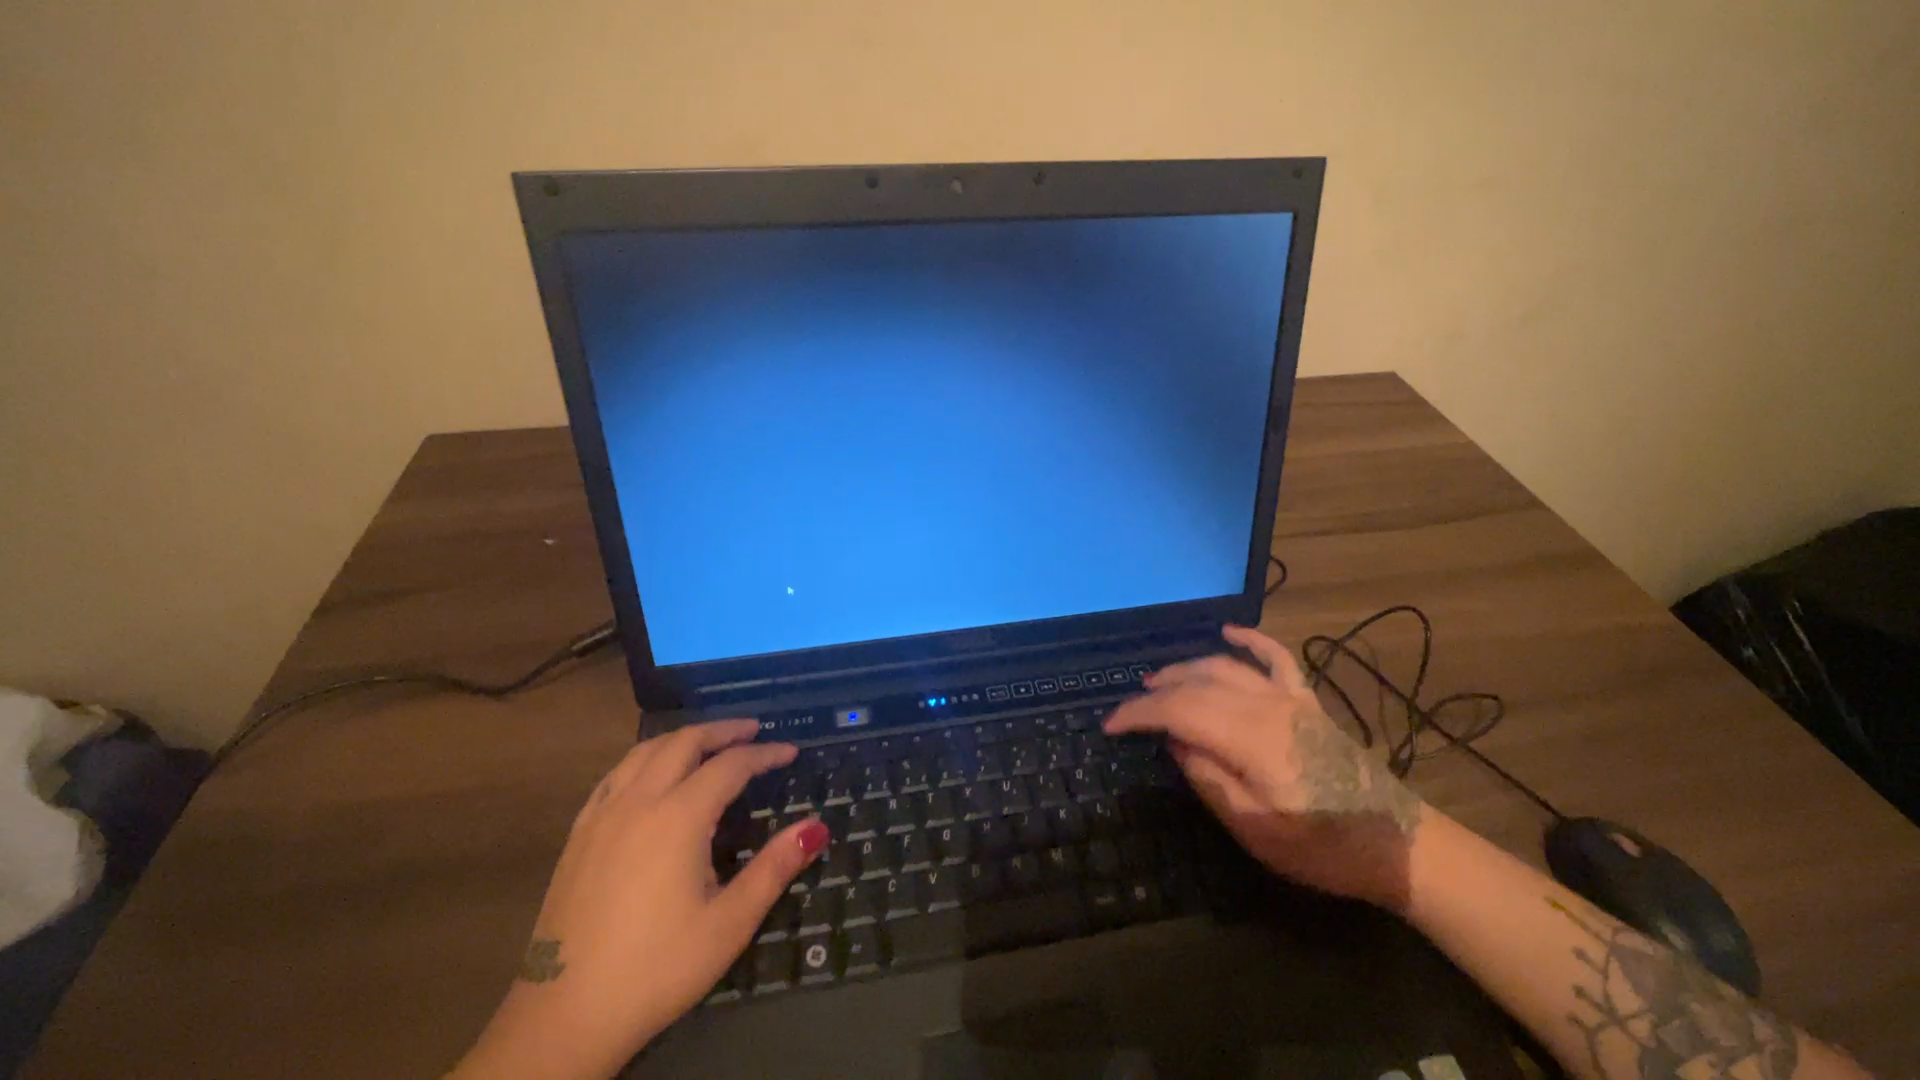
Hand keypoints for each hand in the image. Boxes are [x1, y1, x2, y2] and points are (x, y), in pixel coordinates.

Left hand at [451, 720, 826, 1079]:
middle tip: (752, 731)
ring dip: (681, 739)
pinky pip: (614, 776)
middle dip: (721, 731)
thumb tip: (816, 827)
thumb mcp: (730, 922)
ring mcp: (600, 816)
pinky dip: (644, 760)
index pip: (729, 766)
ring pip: (642, 752)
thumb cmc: (659, 967)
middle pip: (682, 743)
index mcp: (678, 817)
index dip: (763, 755)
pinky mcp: (577, 835)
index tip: (790, 751)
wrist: (566, 1011)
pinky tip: (651, 777)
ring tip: (707, 744)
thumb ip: (774, 867)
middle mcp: (637, 802)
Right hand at [1104, 625, 1424, 911]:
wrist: (1399, 847)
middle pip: (1199, 684)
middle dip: (1157, 693)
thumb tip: (1175, 742)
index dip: (1139, 714)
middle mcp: (1268, 706)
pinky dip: (1252, 642)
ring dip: (1188, 669)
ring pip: (1228, 668)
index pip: (1180, 710)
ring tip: (1157, 681)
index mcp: (1251, 737)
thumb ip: (1209, 778)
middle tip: (1128, 711)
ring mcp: (1292, 700)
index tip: (1109, 727)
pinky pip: (1277, 660)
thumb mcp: (1255, 828)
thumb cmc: (1322, 847)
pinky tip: (1231, 632)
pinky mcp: (1310, 704)